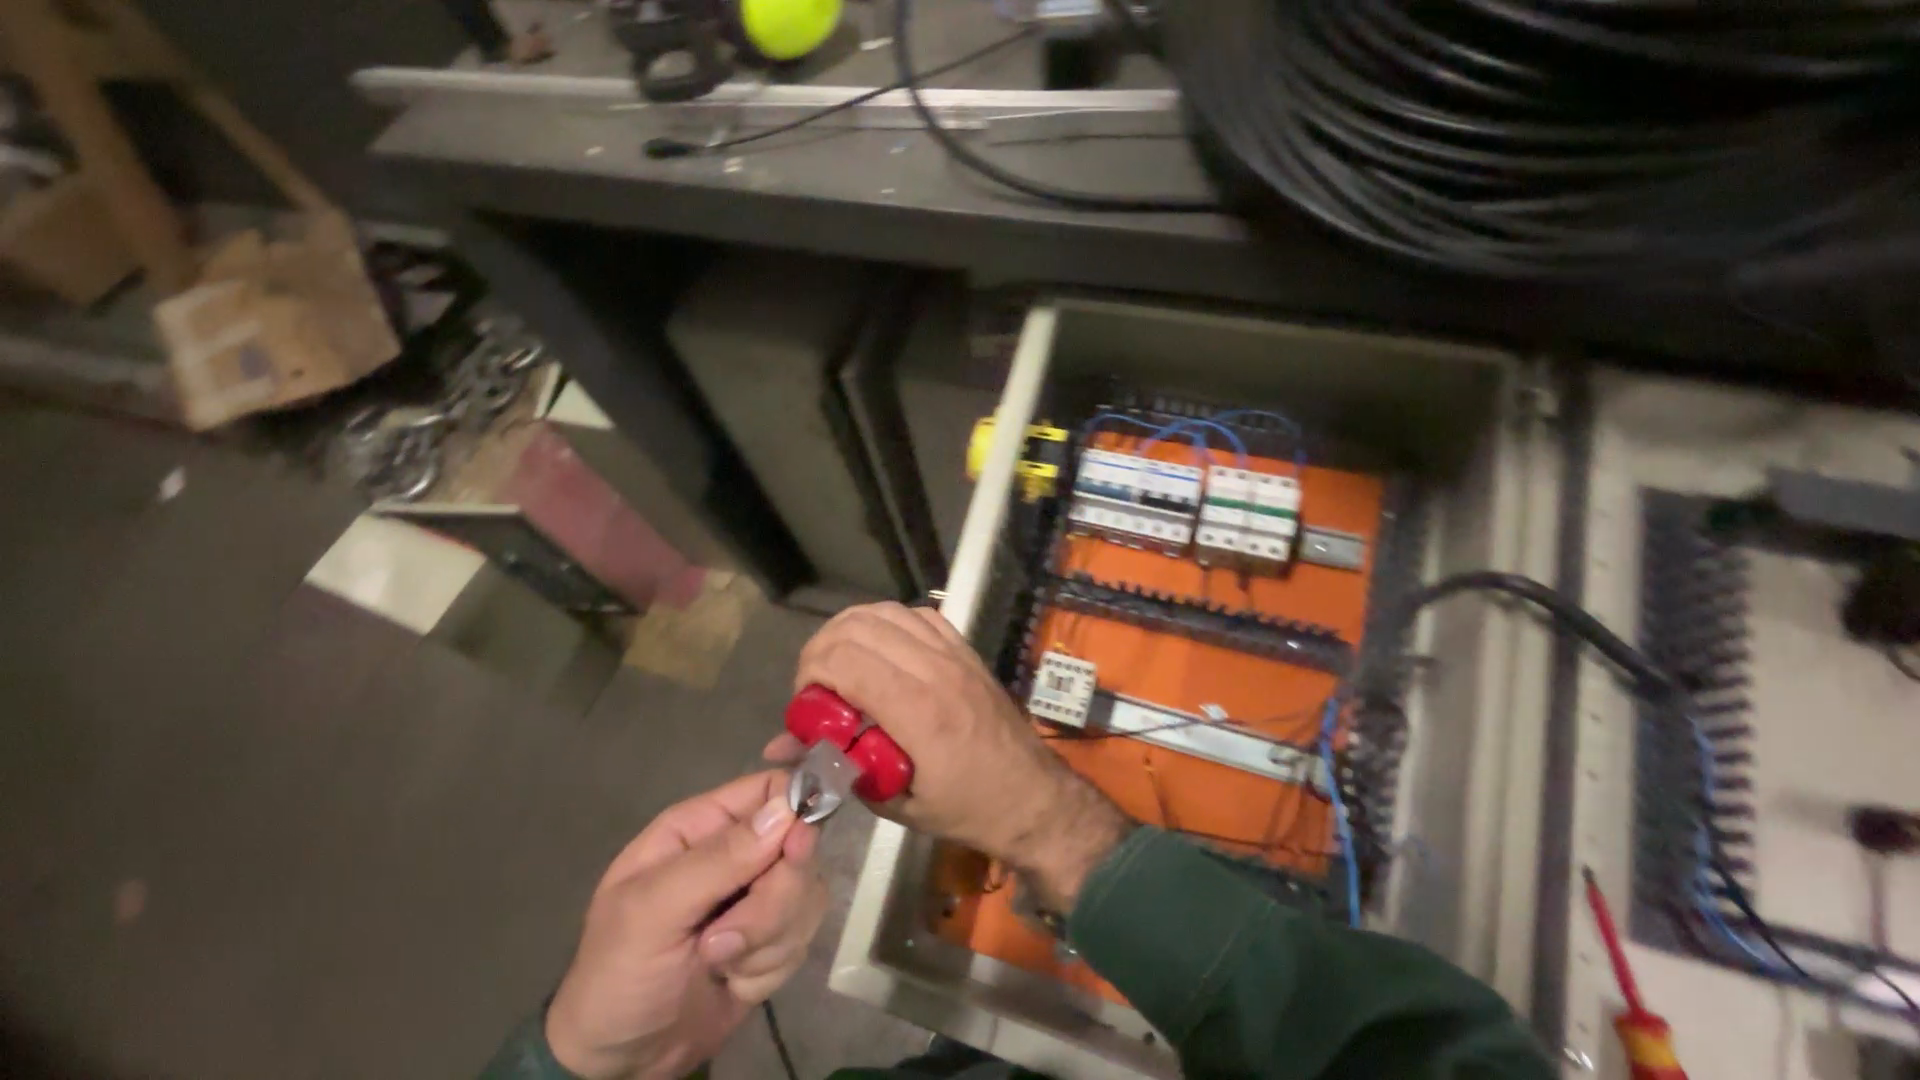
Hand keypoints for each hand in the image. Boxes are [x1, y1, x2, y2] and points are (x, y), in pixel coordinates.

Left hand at [545, 771, 827, 1079]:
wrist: (619, 1063)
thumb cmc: (617, 974)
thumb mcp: (650, 912)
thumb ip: (717, 860)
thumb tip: (787, 810)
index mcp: (700, 826)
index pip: (770, 789)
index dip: (795, 809)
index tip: (796, 849)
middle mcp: (736, 852)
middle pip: (799, 847)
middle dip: (771, 903)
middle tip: (721, 938)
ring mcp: (757, 896)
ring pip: (806, 895)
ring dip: (767, 941)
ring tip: (715, 962)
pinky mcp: (773, 938)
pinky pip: (803, 936)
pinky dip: (771, 967)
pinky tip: (733, 981)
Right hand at [772, 602, 1131, 909]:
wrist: (1034, 797)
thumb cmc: (967, 809)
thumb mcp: (896, 803)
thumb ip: (840, 768)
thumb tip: (781, 748)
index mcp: (919, 712)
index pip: (845, 659)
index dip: (809, 673)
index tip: (805, 703)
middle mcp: (936, 670)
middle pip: (858, 627)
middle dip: (820, 650)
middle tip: (816, 685)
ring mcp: (955, 654)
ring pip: (885, 611)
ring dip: (850, 630)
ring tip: (840, 664)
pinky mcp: (967, 650)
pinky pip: (917, 615)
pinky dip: (887, 624)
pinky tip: (880, 651)